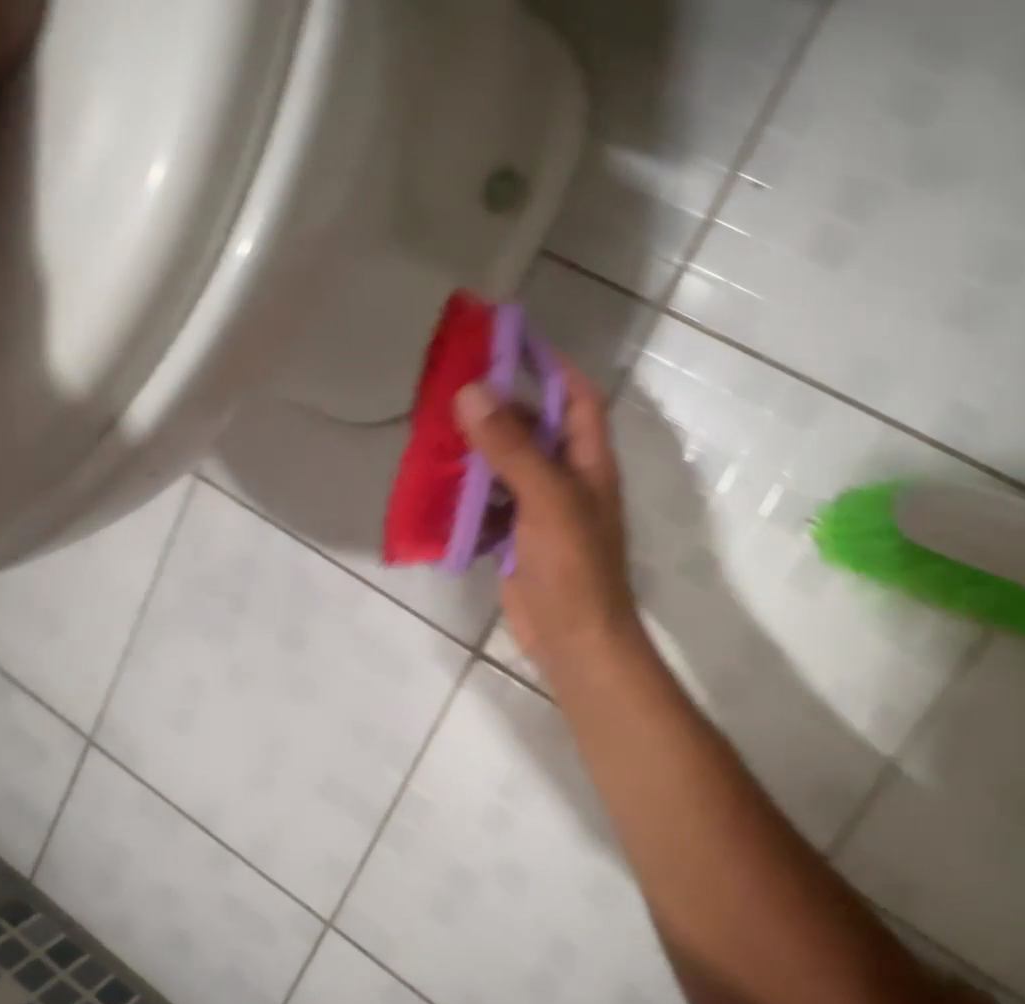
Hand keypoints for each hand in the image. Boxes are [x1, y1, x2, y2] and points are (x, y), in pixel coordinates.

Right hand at [455, 365, 643, 678]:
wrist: (574, 642)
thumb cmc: (573, 567)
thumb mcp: (547, 499)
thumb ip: (511, 446)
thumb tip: (472, 390)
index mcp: (589, 462)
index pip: (577, 397)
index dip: (550, 365)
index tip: (509, 340)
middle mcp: (568, 479)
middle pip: (535, 427)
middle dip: (500, 406)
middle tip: (453, 383)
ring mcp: (543, 511)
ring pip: (508, 466)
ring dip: (477, 450)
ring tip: (435, 428)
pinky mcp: (518, 540)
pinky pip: (490, 504)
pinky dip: (467, 494)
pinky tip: (437, 486)